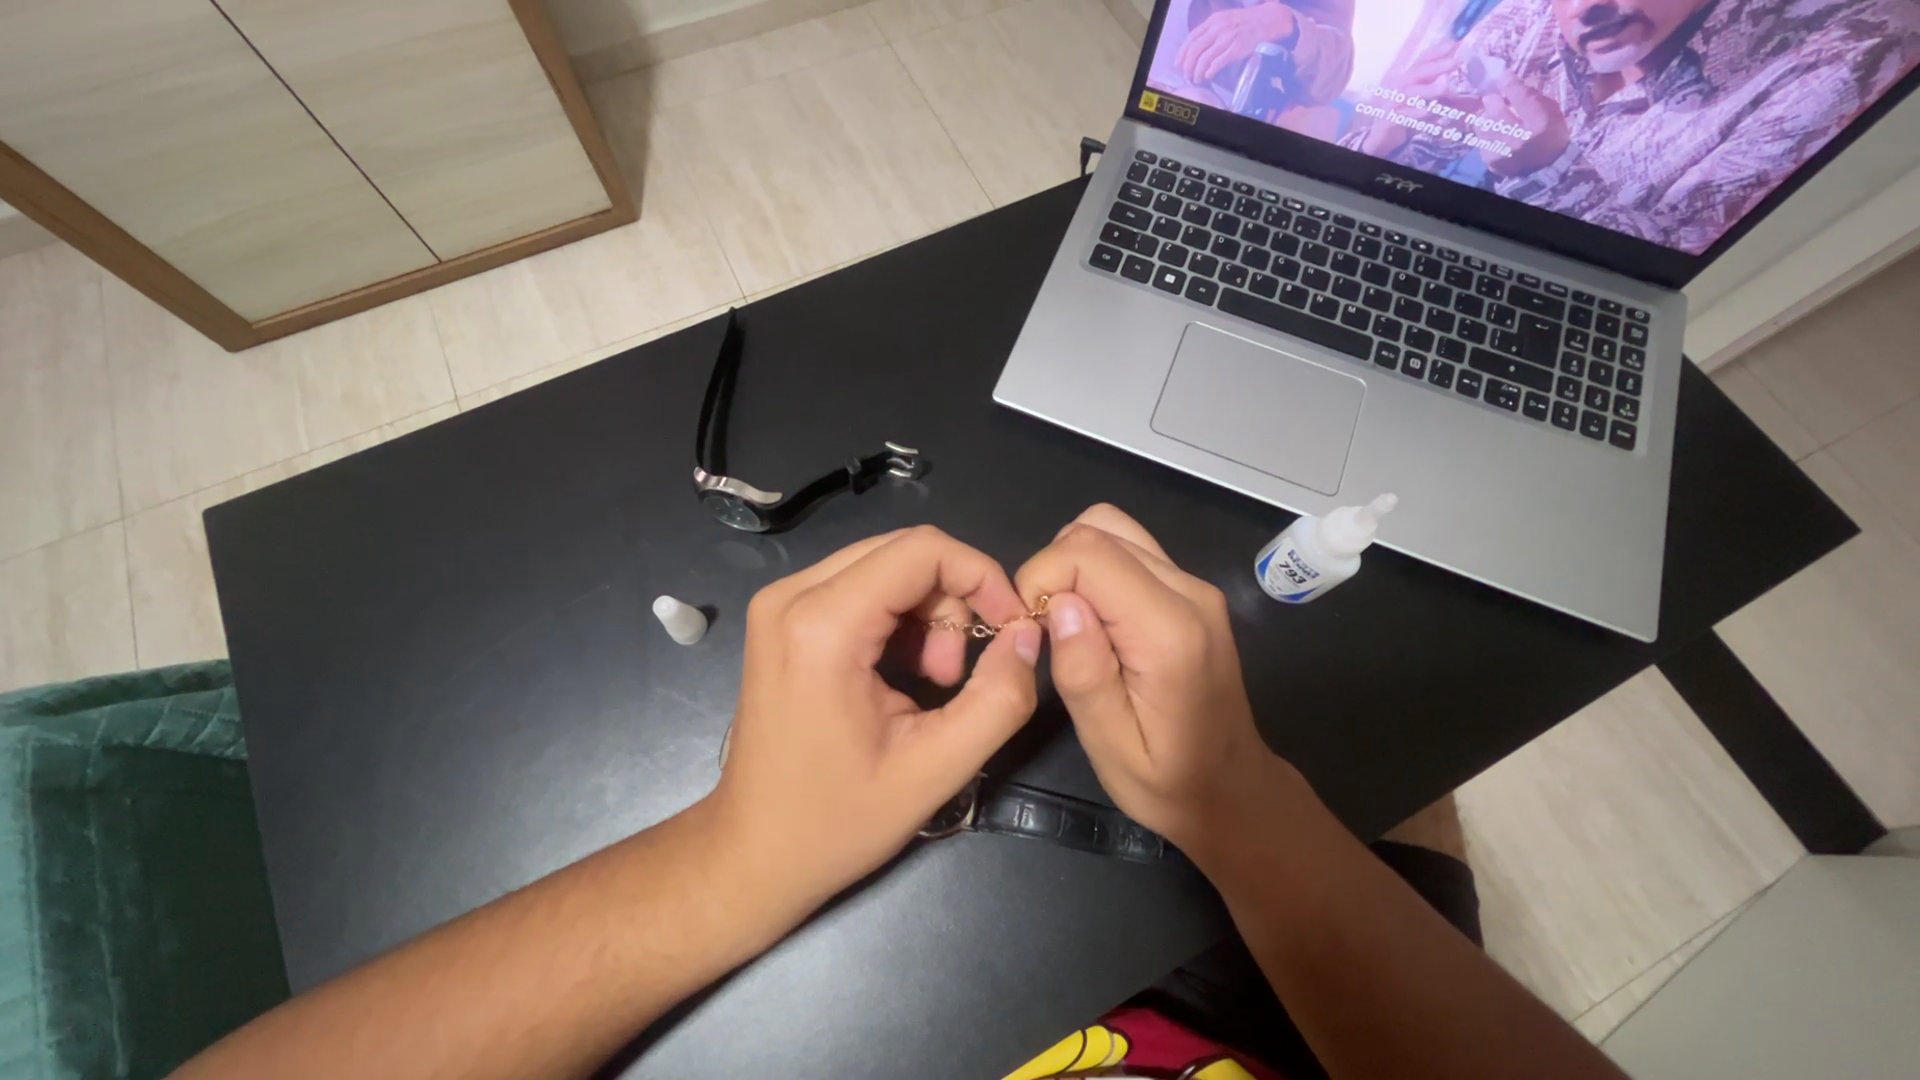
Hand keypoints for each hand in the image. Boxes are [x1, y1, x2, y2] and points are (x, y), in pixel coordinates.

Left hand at [706, 527, 1041, 910]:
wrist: (754, 850)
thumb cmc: (838, 819)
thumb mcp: (936, 768)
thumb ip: (999, 698)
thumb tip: (1029, 635)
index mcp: (823, 625)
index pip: (923, 550)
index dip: (982, 575)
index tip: (1010, 627)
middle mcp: (792, 594)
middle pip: (904, 552)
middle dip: (953, 599)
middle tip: (958, 672)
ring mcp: (781, 601)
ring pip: (885, 565)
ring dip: (927, 611)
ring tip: (933, 680)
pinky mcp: (782, 616)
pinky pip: (860, 585)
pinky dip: (898, 617)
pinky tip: (902, 672)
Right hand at [1015, 506, 1298, 864]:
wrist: (1234, 790)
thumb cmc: (1169, 781)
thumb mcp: (1111, 747)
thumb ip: (1084, 673)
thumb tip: (1057, 603)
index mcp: (1169, 631)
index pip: (1087, 554)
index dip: (1041, 578)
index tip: (1031, 630)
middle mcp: (1188, 591)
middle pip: (1097, 530)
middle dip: (1052, 570)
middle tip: (1046, 631)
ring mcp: (1193, 585)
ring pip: (1111, 528)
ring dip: (1072, 565)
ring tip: (1068, 623)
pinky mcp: (1189, 590)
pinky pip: (1128, 550)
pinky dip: (1094, 569)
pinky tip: (1093, 619)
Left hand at [1178, 2, 1297, 83]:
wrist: (1267, 20)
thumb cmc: (1244, 23)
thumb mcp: (1224, 21)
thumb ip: (1210, 32)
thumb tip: (1195, 50)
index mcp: (1213, 21)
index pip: (1191, 38)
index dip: (1182, 53)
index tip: (1179, 64)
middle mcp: (1218, 28)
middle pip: (1195, 50)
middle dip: (1188, 66)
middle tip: (1188, 76)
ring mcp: (1227, 38)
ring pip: (1204, 58)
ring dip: (1197, 72)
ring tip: (1197, 79)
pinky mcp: (1236, 48)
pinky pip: (1218, 63)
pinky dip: (1210, 71)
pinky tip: (1208, 76)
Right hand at [1359, 42, 1477, 155]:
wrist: (1381, 139)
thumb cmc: (1408, 118)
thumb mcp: (1433, 107)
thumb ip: (1453, 102)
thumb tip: (1479, 101)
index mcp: (1411, 78)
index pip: (1424, 59)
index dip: (1438, 51)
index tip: (1457, 43)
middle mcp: (1400, 87)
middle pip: (1417, 72)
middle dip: (1436, 66)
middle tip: (1456, 62)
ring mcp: (1392, 103)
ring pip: (1410, 93)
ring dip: (1427, 90)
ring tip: (1444, 88)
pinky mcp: (1388, 120)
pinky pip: (1402, 115)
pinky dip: (1415, 114)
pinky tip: (1428, 112)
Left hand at [1480, 73, 1569, 175]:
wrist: (1544, 168)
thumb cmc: (1551, 133)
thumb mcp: (1551, 111)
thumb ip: (1532, 98)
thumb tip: (1511, 83)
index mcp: (1539, 123)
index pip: (1521, 98)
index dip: (1509, 84)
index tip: (1500, 75)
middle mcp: (1518, 138)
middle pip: (1496, 111)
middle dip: (1492, 98)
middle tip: (1491, 92)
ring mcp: (1501, 151)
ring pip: (1484, 124)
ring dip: (1487, 114)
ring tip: (1493, 110)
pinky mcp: (1490, 160)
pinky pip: (1482, 138)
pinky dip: (1486, 129)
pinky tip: (1493, 127)